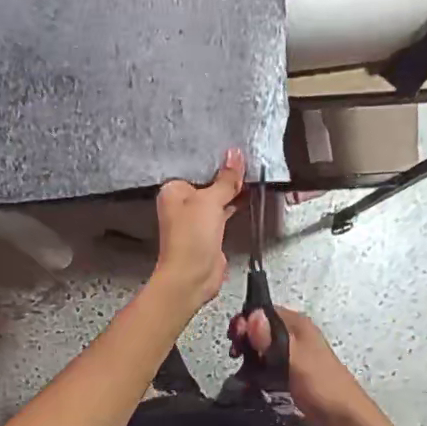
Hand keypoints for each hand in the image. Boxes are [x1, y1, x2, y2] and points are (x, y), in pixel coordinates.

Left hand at [152, 149, 245, 306]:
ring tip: (253, 173)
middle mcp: (182, 203)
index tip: (236, 149)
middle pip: (207, 182)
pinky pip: (224, 212)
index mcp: (173, 190)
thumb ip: (225, 179)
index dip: (215, 160)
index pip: (196, 167)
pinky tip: (249, 195)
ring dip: (232, 190)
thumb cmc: (192, 236)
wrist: (193, 276)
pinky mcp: (209, 232)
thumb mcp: (210, 200)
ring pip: (217, 197)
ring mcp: (196, 219)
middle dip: (225, 175)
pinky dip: (235, 204)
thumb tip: (235, 153)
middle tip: (249, 158)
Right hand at [230, 306, 376, 425]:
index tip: (234, 337)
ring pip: (263, 349)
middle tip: (235, 355)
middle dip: (245, 339)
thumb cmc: (323, 387)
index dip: (247, 320)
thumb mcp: (296, 359)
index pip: (265, 311)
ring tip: (240, 370)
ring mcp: (293, 356)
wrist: (344, 422)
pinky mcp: (290, 376)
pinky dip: (257, 372)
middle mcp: (295, 336)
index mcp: (298, 326)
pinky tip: (249, 383)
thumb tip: (252, 315)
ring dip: (249, 357)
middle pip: (261, 329)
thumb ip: (273, 339)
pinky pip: (267, 368)